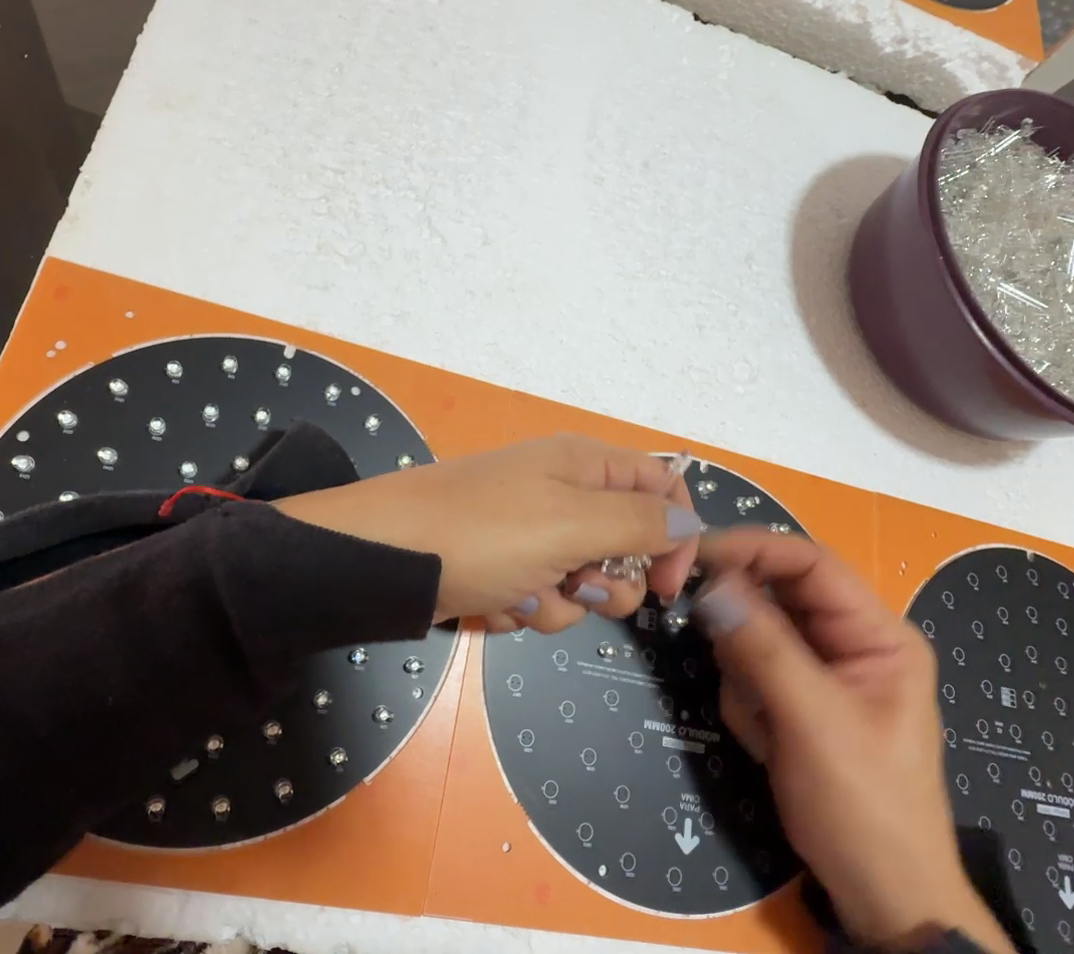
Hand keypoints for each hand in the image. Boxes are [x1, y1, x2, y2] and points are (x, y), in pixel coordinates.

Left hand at [274, 435, 700, 629]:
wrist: (382, 559)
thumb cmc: (482, 533)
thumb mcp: (572, 522)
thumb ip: (640, 524)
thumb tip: (691, 525)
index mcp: (585, 465)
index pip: (662, 487)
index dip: (676, 534)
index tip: (667, 585)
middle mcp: (563, 494)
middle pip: (626, 546)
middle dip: (605, 580)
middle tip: (577, 582)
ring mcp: (530, 534)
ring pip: (581, 584)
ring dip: (556, 601)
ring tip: (517, 591)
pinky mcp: (501, 569)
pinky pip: (539, 599)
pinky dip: (519, 608)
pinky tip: (488, 601)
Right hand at [692, 531, 1014, 953]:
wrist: (881, 897)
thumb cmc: (864, 808)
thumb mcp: (813, 722)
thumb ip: (763, 649)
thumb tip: (712, 585)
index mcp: (877, 635)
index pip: (811, 565)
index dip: (754, 550)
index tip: (695, 555)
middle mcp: (850, 643)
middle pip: (777, 600)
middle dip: (746, 634)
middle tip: (728, 664)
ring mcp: (821, 674)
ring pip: (754, 638)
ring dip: (745, 680)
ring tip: (768, 730)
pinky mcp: (796, 701)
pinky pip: (749, 675)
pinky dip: (746, 704)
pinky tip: (768, 744)